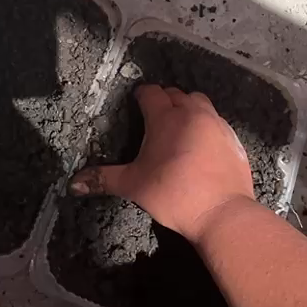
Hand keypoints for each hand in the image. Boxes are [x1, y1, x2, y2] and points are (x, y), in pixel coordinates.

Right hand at [69, 84, 257, 241]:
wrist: (222, 212)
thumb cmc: (173, 195)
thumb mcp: (133, 185)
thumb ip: (103, 179)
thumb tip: (73, 183)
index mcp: (166, 118)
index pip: (151, 93)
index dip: (142, 96)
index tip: (136, 103)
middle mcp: (192, 113)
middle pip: (176, 94)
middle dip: (164, 100)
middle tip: (154, 116)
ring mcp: (216, 124)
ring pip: (199, 102)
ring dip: (187, 107)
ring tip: (178, 125)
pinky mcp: (233, 138)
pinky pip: (216, 121)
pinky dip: (205, 124)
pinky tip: (200, 144)